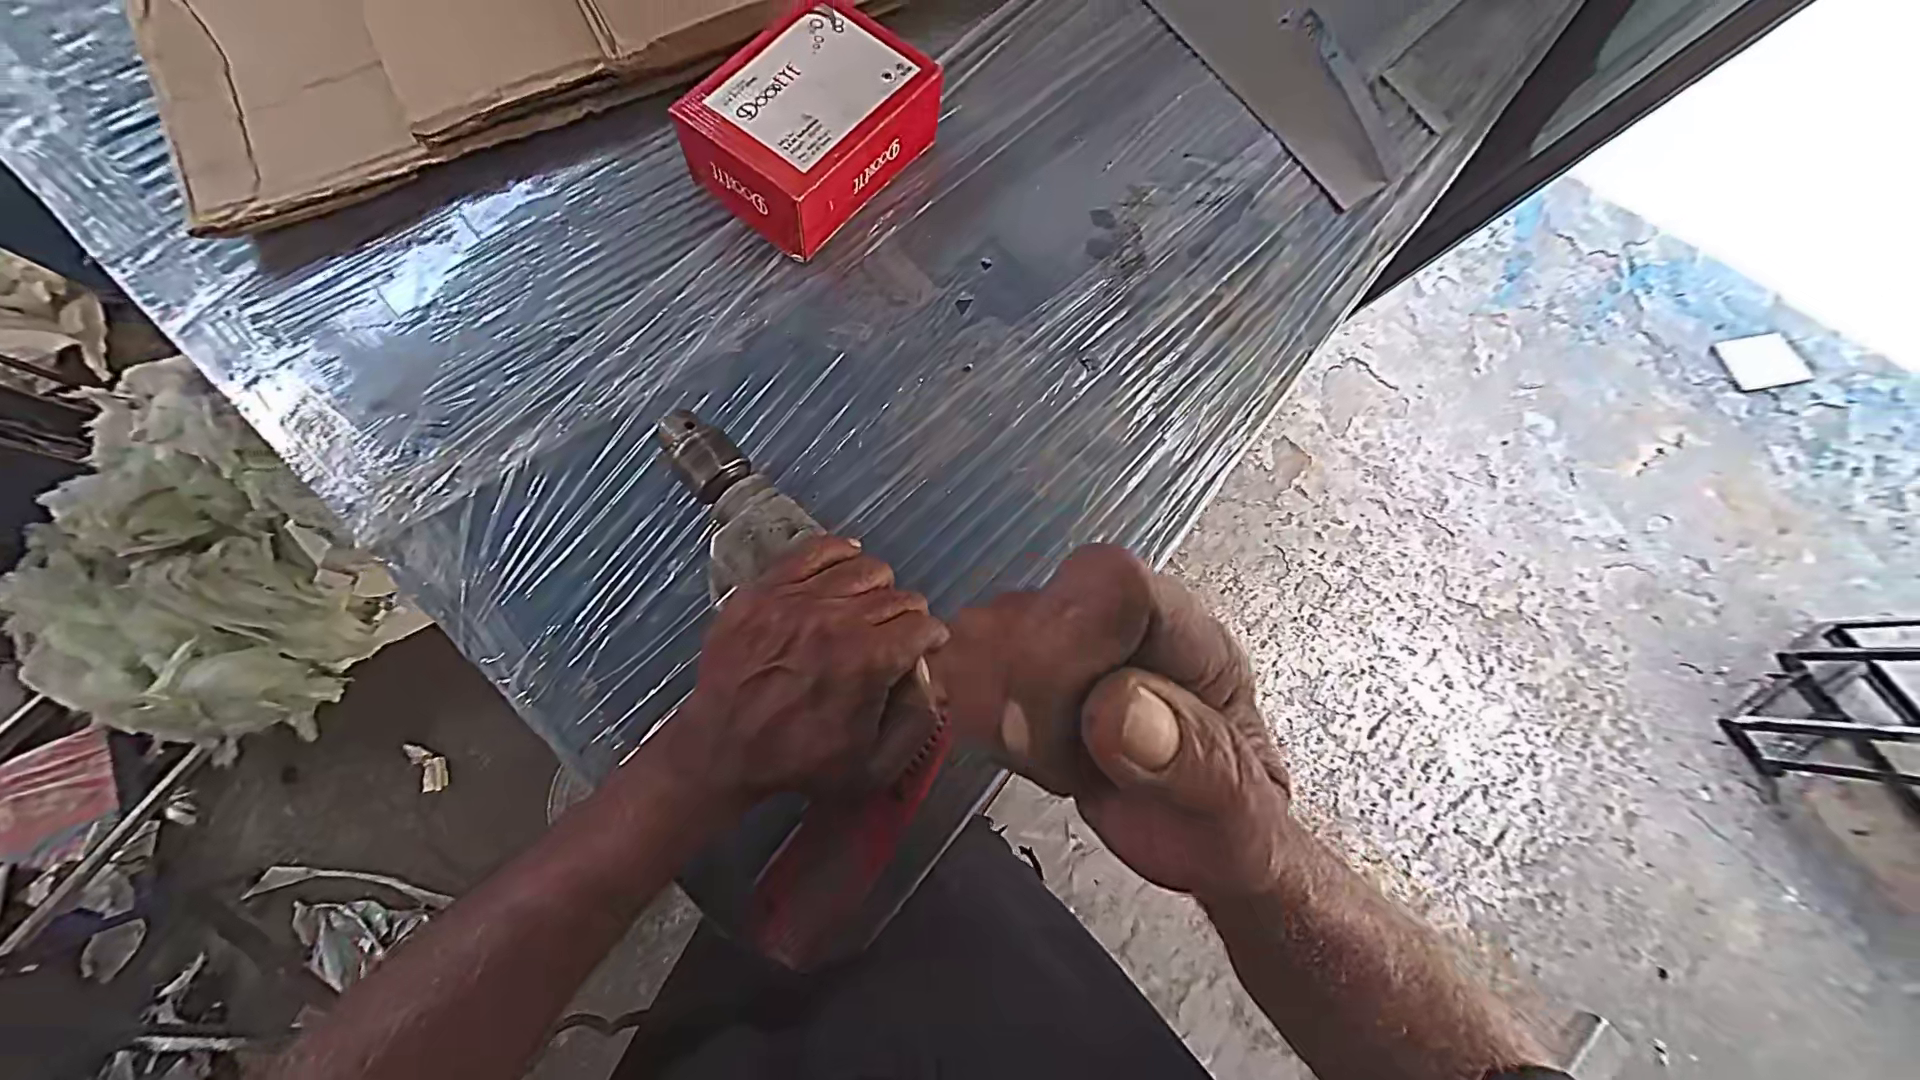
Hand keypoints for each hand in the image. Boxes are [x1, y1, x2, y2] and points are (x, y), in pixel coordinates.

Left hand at [660, 535, 947, 807]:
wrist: (720, 749)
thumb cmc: (799, 761)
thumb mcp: (873, 767)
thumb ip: (918, 721)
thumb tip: (932, 675)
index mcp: (867, 660)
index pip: (922, 624)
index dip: (931, 637)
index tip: (926, 646)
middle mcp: (836, 619)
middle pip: (897, 596)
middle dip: (908, 616)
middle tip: (898, 634)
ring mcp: (797, 599)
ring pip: (864, 567)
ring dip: (879, 587)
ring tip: (870, 607)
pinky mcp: (766, 589)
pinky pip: (816, 550)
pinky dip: (839, 553)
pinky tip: (846, 566)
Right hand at [934, 546, 1291, 898]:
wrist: (1198, 838)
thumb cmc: (1228, 827)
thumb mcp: (1245, 822)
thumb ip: (1198, 767)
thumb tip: (1117, 708)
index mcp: (1191, 638)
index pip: (1113, 585)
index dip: (1071, 649)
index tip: (1076, 728)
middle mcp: (1120, 622)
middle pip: (1034, 605)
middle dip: (1026, 698)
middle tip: (1067, 762)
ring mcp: (1065, 638)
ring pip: (983, 633)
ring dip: (998, 715)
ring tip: (1061, 760)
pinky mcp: (1021, 664)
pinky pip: (959, 668)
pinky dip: (977, 720)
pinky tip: (1029, 752)